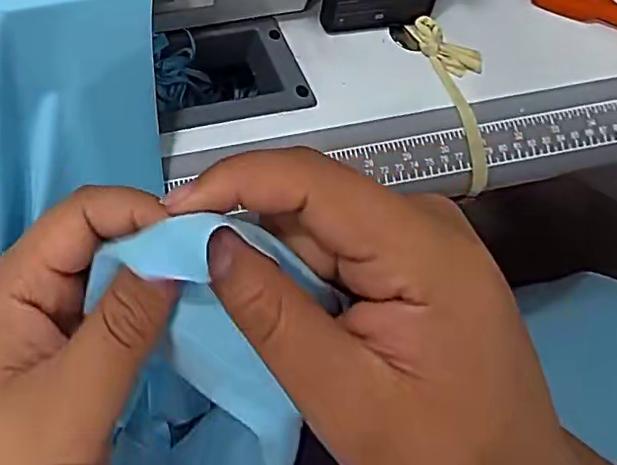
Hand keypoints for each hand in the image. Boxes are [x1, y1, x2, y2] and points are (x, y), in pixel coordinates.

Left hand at [0, 186, 178, 464]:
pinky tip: (178, 308)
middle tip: (206, 254)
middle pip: (99, 231)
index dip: (136, 210)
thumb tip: (173, 254)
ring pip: (112, 265)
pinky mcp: (73, 342)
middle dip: (151, 234)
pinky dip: (149, 298)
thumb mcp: (70, 400)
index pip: (82, 212)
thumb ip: (121, 325)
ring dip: (154, 265)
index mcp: (19, 277)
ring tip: (201, 275)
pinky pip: (116, 301)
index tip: (191, 232)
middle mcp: (35, 281)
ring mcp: (54, 311)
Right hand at [165, 149, 597, 464]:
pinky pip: (325, 232)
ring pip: (309, 211)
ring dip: (263, 242)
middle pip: (306, 190)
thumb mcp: (349, 403)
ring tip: (227, 280)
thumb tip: (208, 242)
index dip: (234, 180)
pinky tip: (274, 291)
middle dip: (241, 217)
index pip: (310, 178)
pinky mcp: (402, 244)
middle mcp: (419, 215)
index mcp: (422, 246)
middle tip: (183, 250)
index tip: (173, 210)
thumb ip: (274, 318)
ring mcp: (413, 227)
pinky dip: (288, 257)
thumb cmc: (443, 456)